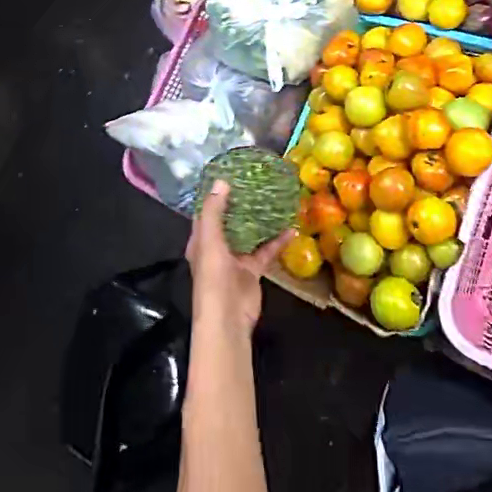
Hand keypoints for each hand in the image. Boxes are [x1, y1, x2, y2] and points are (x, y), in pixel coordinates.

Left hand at [185, 181, 288, 334]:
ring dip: (260, 220)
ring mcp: (236, 259)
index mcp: (200, 240)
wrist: (228, 317)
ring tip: (275, 199)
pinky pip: (266, 251)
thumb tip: (221, 181)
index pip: (206, 211)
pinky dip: (277, 241)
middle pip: (229, 221)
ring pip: (249, 234)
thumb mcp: (210, 240)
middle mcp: (217, 247)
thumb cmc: (213, 277)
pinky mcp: (253, 269)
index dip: (215, 194)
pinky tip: (291, 228)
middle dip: (241, 204)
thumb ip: (215, 211)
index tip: (231, 174)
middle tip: (258, 182)